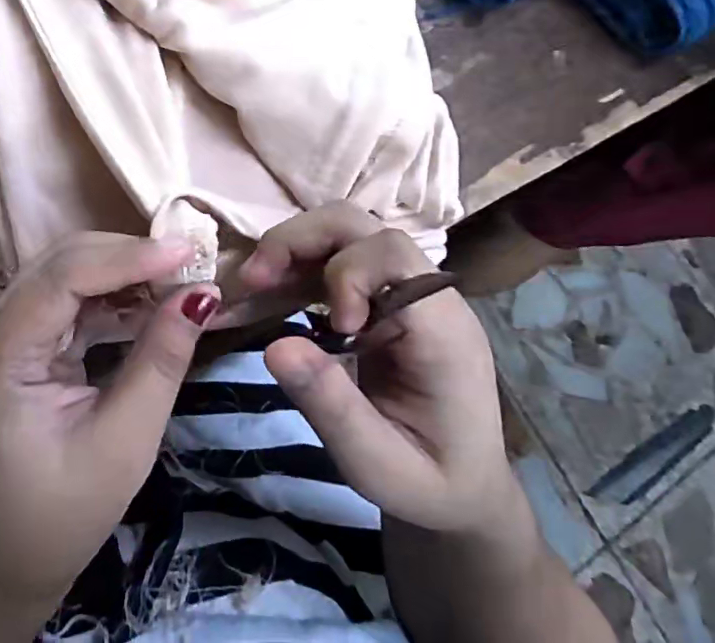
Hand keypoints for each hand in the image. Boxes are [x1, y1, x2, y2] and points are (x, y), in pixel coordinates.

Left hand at [0, 233, 220, 606]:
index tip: (186, 251)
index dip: (127, 257)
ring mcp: (10, 329)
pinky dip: (118, 292)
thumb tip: (202, 294)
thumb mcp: (125, 440)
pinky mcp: (30, 337)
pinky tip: (153, 300)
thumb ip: (161, 360)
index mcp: (1, 354)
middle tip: (191, 261)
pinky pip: (76, 295)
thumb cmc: (67, 510)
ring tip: (180, 278)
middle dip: (130, 254)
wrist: (18, 552)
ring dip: (127, 269)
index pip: (63, 277)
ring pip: (71, 270)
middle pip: (64, 262)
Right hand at [237, 204, 519, 532]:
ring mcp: (400, 290)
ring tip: (250, 286)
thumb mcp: (380, 466)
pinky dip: (293, 270)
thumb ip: (333, 407)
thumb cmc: (431, 483)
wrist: (464, 489)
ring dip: (290, 250)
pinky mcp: (378, 298)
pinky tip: (264, 295)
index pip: (394, 255)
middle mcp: (424, 294)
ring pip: (340, 233)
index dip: (349, 275)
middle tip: (254, 280)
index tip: (333, 329)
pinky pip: (332, 261)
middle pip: (358, 226)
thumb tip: (275, 347)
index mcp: (442, 329)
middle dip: (298, 240)